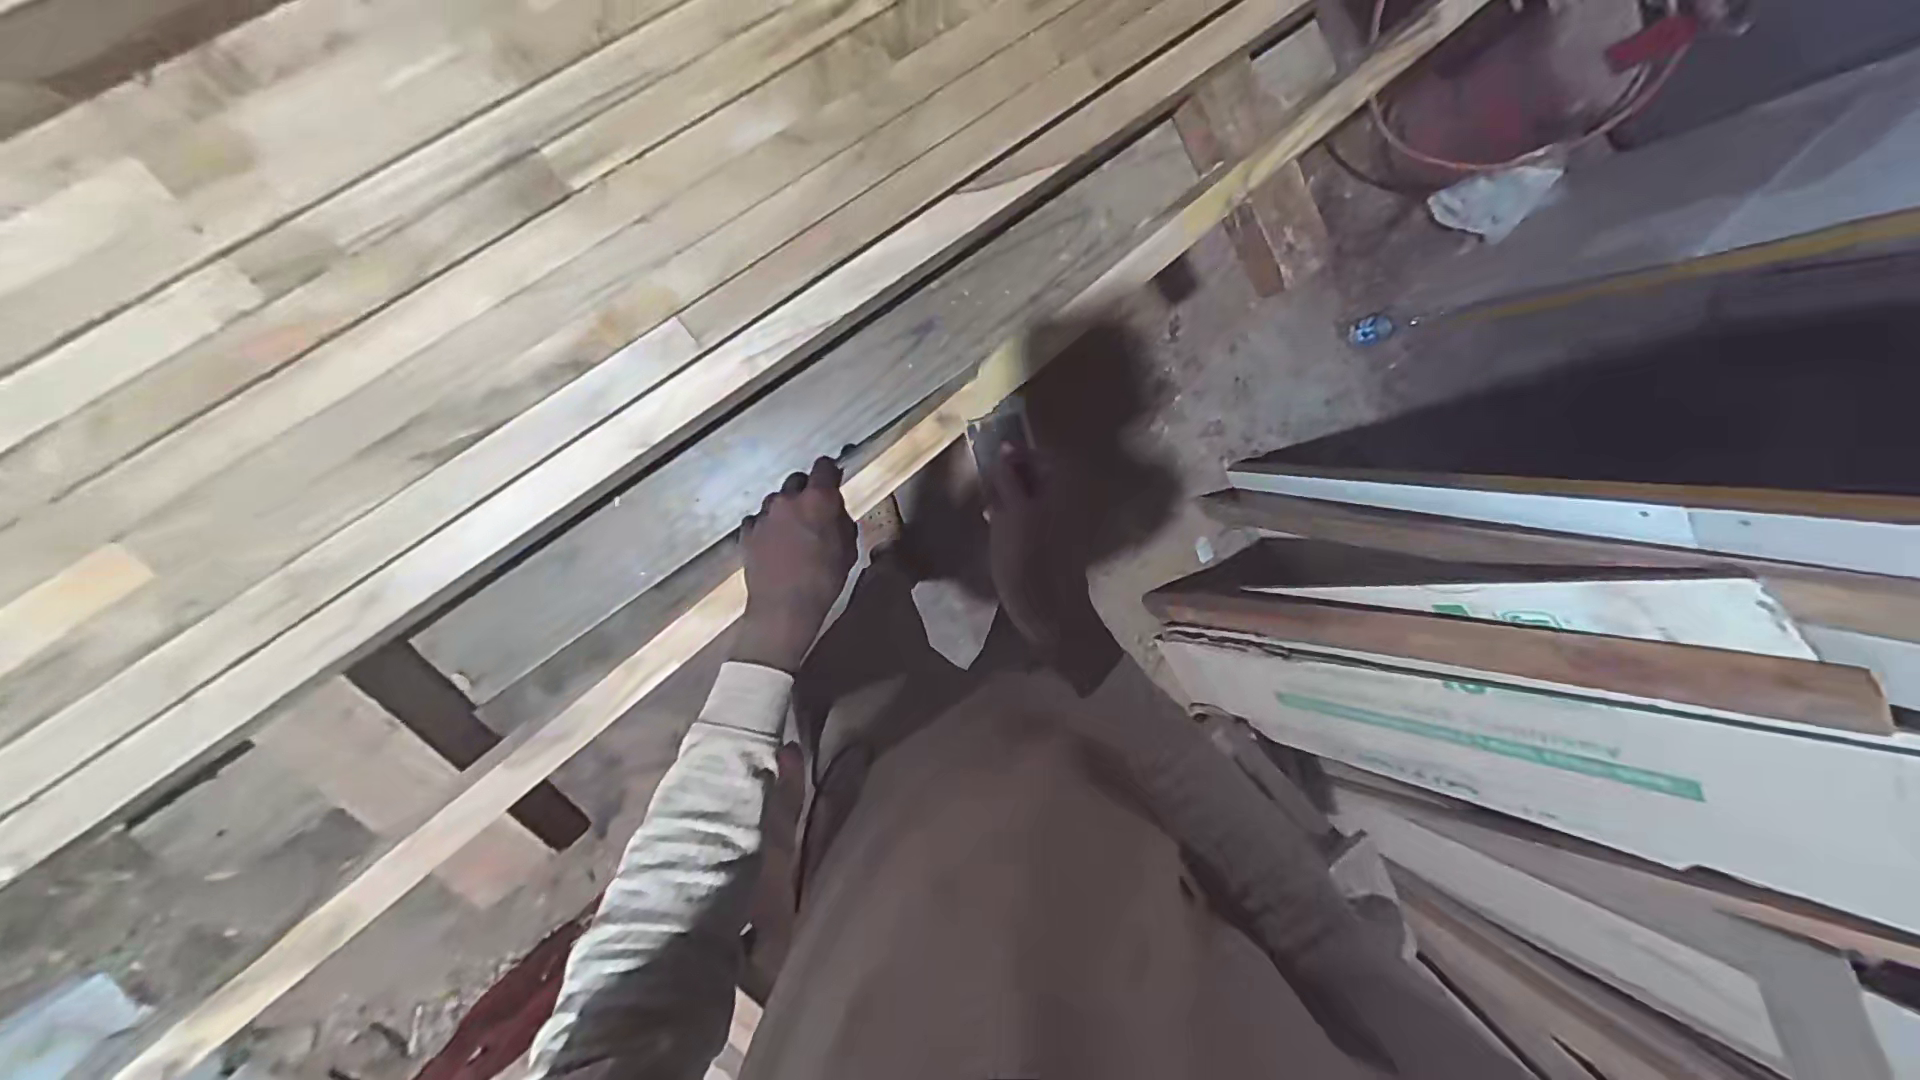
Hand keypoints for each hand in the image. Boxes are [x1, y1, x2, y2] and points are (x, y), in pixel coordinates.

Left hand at [734, 457, 857, 671]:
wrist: (784, 608)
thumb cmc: (824, 580)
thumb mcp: (848, 549)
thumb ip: (842, 520)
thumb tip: (835, 509)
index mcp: (818, 499)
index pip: (824, 466)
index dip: (831, 472)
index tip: (834, 479)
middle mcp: (788, 499)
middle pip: (798, 480)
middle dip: (807, 491)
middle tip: (815, 513)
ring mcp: (763, 515)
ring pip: (778, 500)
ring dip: (787, 510)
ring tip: (794, 533)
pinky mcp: (746, 532)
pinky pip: (759, 519)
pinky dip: (768, 526)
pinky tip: (775, 544)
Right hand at [984, 443, 1119, 690]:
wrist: (1046, 607)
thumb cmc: (1027, 556)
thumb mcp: (1010, 511)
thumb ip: (1007, 478)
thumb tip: (1004, 450)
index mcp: (1064, 486)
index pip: (1042, 454)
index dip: (1016, 453)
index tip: (991, 459)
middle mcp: (1068, 499)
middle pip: (1038, 475)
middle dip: (1010, 476)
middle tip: (986, 484)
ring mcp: (1062, 521)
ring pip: (1032, 496)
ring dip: (1008, 496)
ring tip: (986, 505)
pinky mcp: (1052, 541)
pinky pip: (1032, 516)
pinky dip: (1013, 515)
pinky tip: (994, 523)